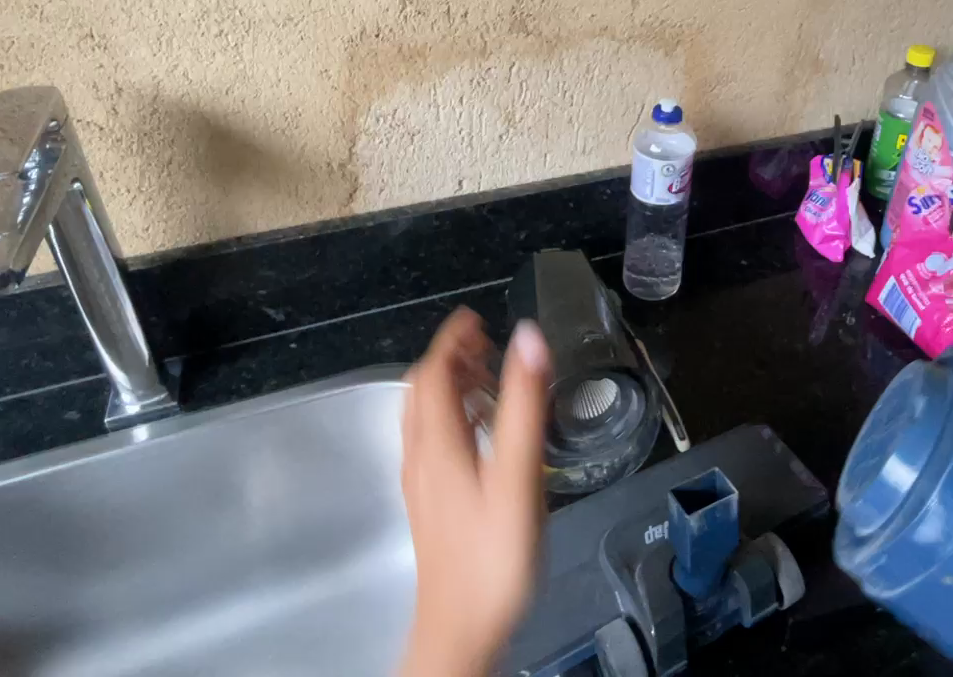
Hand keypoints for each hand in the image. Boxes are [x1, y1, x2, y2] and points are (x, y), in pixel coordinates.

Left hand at [400, 308, 551, 676]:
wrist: (460, 633)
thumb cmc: (493, 556)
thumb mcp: (518, 475)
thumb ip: (524, 405)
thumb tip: (530, 338)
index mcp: (438, 444)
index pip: (432, 374)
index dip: (451, 340)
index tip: (474, 318)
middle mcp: (423, 458)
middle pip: (423, 393)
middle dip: (450, 360)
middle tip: (487, 346)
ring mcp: (424, 485)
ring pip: (426, 419)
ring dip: (451, 388)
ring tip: (488, 379)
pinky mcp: (433, 506)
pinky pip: (435, 442)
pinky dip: (454, 418)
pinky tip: (484, 433)